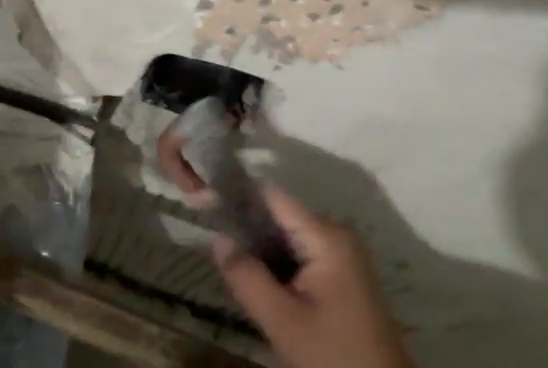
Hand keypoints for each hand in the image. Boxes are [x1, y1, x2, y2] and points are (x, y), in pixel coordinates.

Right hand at [213, 189, 412, 367]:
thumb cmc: (334, 356)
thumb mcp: (282, 320)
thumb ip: (246, 275)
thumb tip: (216, 236)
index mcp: (326, 236)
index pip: (272, 196)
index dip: (236, 197)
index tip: (204, 204)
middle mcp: (337, 235)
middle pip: (280, 216)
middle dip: (247, 229)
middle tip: (217, 248)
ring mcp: (343, 255)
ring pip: (288, 238)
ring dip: (261, 250)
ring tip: (232, 266)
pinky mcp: (343, 275)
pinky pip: (301, 255)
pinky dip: (278, 265)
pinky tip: (260, 283)